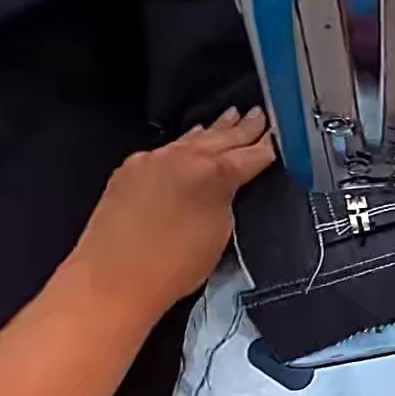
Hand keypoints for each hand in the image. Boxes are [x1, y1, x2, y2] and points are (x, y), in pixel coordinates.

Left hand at [63, 106, 275, 318]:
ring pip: (193, 138)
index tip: (281, 135)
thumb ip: (230, 196)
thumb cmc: (177, 263)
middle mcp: (183, 157)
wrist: (113, 280)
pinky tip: (195, 137)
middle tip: (261, 115)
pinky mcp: (131, 170)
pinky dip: (189, 140)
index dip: (270, 145)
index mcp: (214, 171)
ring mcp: (153, 160)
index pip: (252, 153)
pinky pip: (169, 147)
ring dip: (217, 129)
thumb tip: (233, 183)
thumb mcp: (223, 229)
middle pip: (223, 137)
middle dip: (245, 128)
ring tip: (234, 115)